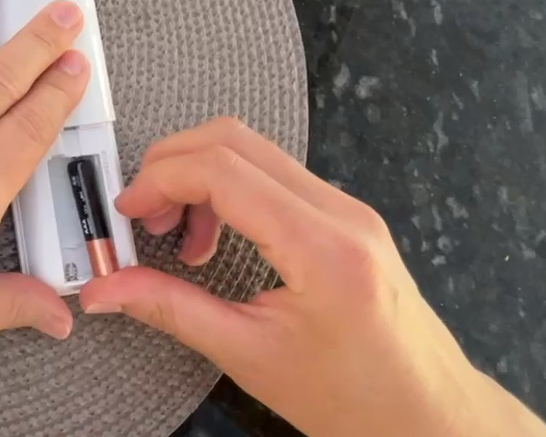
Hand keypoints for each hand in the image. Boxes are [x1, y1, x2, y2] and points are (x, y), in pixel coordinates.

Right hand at [78, 119, 545, 436]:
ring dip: (196, 172)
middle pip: (232, 139)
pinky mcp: (344, 213)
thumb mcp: (251, 358)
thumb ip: (170, 309)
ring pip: (249, 146)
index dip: (160, 179)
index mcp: (322, 249)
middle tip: (143, 212)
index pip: (222, 170)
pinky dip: (224, 186)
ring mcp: (347, 206)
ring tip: (175, 231)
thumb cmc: (357, 405)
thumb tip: (103, 289)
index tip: (128, 211)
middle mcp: (340, 211)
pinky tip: (212, 234)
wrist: (442, 426)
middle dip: (171, 163)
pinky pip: (269, 171)